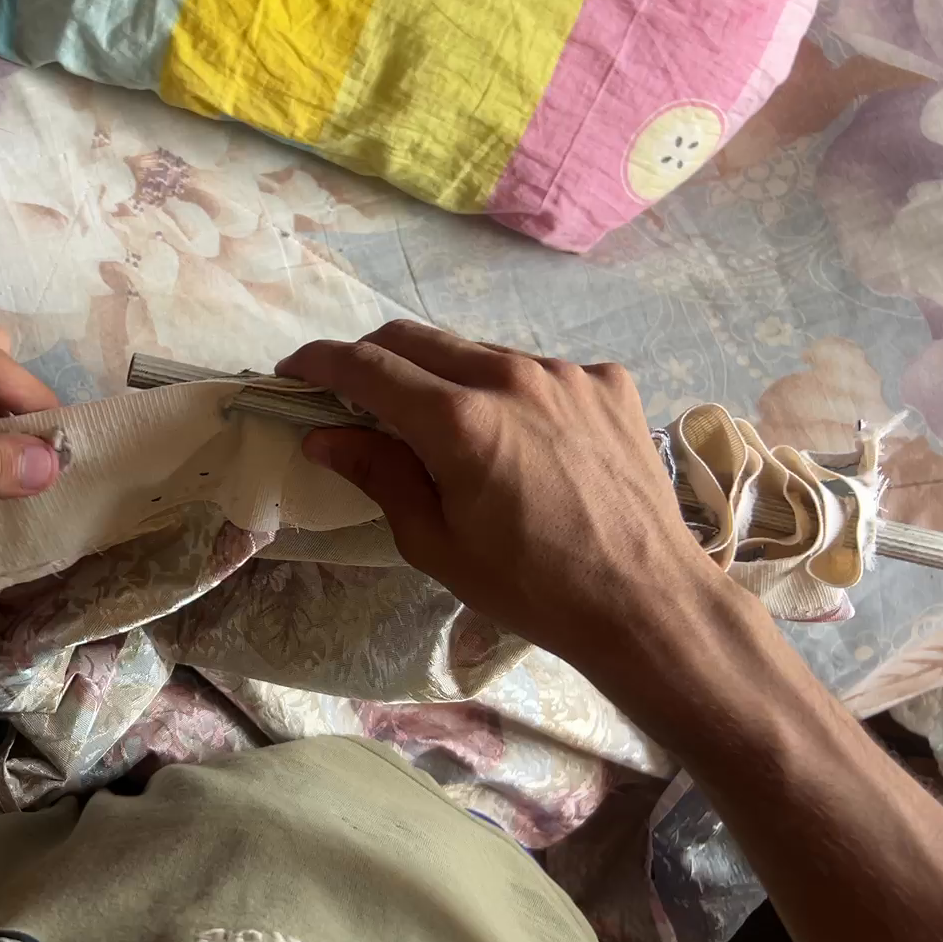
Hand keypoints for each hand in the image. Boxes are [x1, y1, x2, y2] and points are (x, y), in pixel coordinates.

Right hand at [276, 321, 732, 670]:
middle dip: (365, 356)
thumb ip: (375, 472)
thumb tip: (321, 436)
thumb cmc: (526, 584)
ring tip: (430, 419)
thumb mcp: (430, 539)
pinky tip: (507, 429)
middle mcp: (510, 377)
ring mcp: (565, 373)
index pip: (365, 366)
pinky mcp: (605, 382)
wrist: (650, 603)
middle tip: (345, 391)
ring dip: (431, 372)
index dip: (317, 362)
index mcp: (459, 421)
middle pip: (411, 338)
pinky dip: (495, 387)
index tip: (291, 372)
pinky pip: (528, 368)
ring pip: (469, 349)